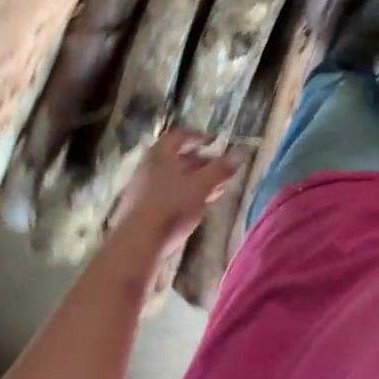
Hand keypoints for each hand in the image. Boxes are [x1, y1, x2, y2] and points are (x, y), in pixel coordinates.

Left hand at [114, 129, 241, 261]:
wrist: (138, 242)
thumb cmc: (172, 205)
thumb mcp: (202, 185)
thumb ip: (221, 169)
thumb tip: (240, 153)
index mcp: (160, 155)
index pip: (179, 136)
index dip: (198, 136)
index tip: (214, 141)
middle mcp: (148, 167)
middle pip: (177, 158)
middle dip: (201, 162)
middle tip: (219, 168)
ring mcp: (143, 189)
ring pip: (173, 178)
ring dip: (195, 180)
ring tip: (215, 189)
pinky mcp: (142, 209)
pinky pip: (168, 194)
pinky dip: (185, 194)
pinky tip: (198, 206)